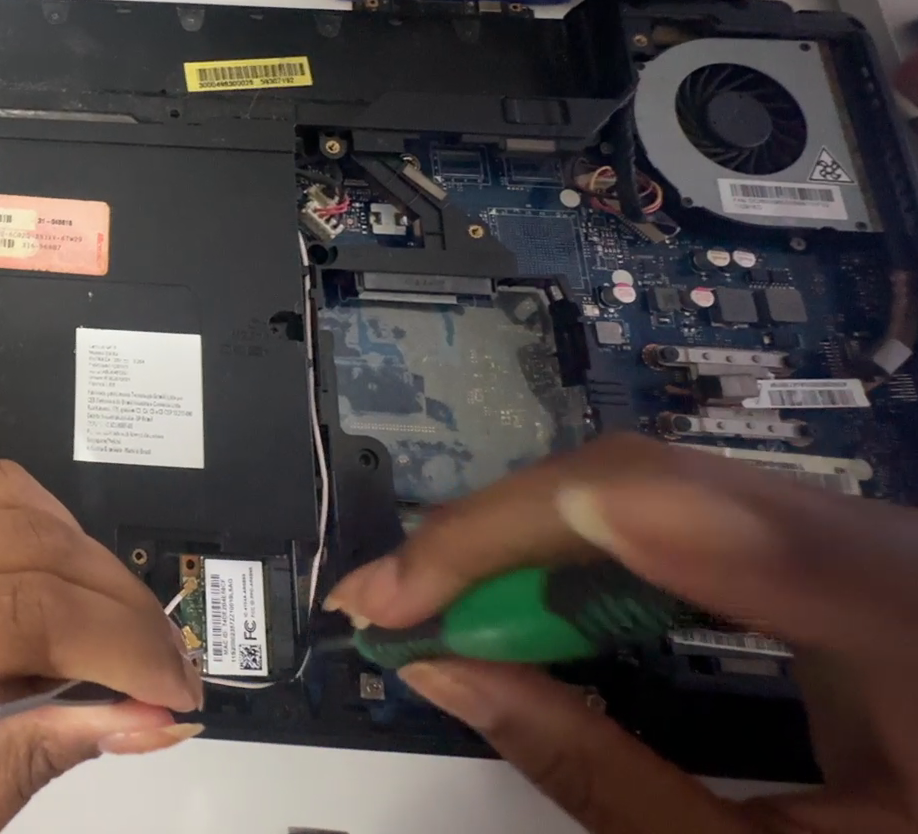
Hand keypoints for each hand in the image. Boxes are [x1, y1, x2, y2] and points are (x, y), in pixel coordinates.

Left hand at [0, 442, 203, 833]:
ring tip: (92, 624)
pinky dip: (6, 508)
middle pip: (9, 536)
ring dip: (64, 543)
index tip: (174, 690)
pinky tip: (23, 570)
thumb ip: (15, 769)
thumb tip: (136, 715)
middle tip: (156, 660)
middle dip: (109, 594)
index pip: (8, 613)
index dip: (115, 642)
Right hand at [325, 434, 917, 832]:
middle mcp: (892, 549)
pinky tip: (512, 590)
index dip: (551, 530)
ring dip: (510, 536)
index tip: (411, 592)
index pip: (723, 528)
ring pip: (635, 479)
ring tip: (429, 595)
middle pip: (646, 480)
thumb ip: (600, 776)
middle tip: (388, 598)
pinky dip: (559, 545)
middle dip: (492, 535)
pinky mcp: (808, 531)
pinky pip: (656, 503)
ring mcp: (850, 527)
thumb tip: (432, 668)